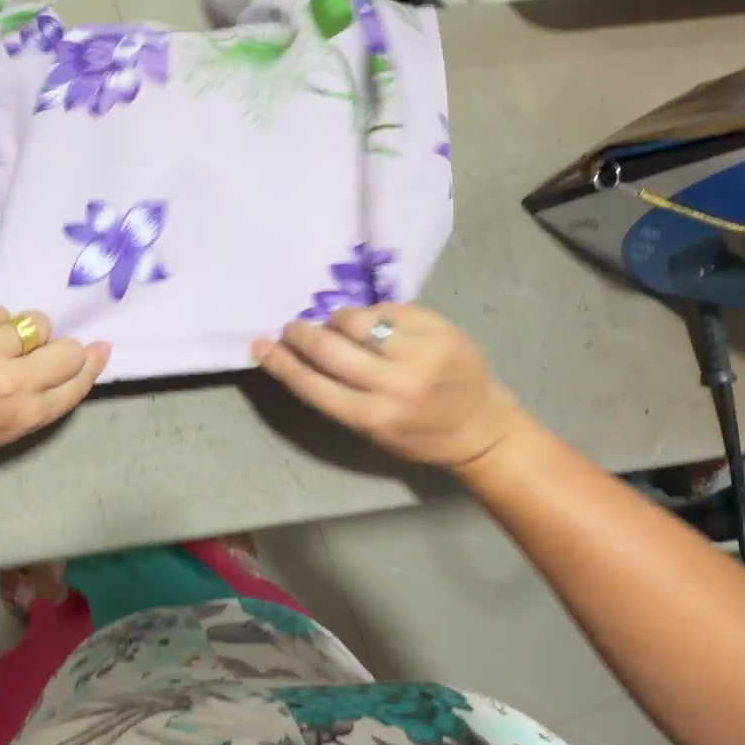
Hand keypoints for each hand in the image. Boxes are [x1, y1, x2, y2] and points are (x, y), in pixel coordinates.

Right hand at [252, 304, 523, 468]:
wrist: (483, 428)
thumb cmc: (418, 435)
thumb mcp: (370, 430)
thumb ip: (334, 393)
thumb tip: (293, 354)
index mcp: (372, 417)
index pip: (311, 383)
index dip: (280, 361)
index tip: (261, 344)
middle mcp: (394, 385)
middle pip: (329, 347)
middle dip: (300, 334)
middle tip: (291, 328)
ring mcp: (420, 353)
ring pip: (355, 319)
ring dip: (336, 320)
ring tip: (336, 326)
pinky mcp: (439, 328)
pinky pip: (386, 309)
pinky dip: (371, 314)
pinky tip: (373, 324)